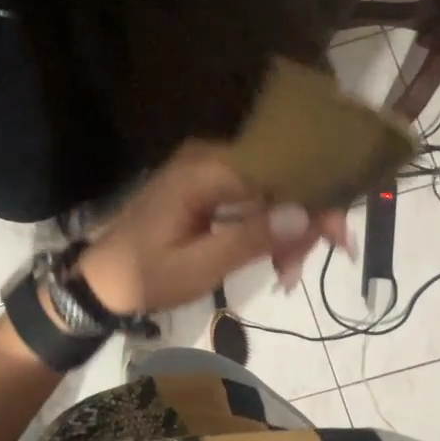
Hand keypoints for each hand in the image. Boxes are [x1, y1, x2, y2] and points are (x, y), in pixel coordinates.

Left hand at [75, 142, 350, 314]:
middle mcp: (205, 158)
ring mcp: (202, 171)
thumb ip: (251, 238)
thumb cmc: (145, 274)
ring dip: (283, 230)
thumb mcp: (200, 266)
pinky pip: (247, 198)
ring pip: (266, 190)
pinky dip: (263, 227)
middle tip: (300, 271)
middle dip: (301, 222)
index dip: (316, 200)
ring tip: (285, 275)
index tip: (339, 238)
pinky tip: (273, 261)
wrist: (99, 282)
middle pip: (276, 178)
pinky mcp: (200, 188)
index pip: (278, 170)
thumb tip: (306, 213)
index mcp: (202, 171)